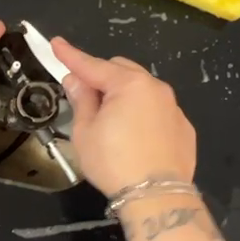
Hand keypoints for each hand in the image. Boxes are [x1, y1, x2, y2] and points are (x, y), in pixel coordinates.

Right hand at [53, 37, 196, 196]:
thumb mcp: (85, 132)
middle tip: (84, 97)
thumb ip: (81, 101)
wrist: (156, 196)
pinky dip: (142, 114)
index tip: (56, 44)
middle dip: (101, 77)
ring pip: (142, 89)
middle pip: (121, 70)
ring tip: (110, 122)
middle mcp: (155, 88)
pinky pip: (157, 110)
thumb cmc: (113, 162)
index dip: (71, 55)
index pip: (92, 65)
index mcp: (128, 84)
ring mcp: (174, 107)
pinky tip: (134, 138)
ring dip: (123, 95)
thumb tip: (76, 81)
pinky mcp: (183, 127)